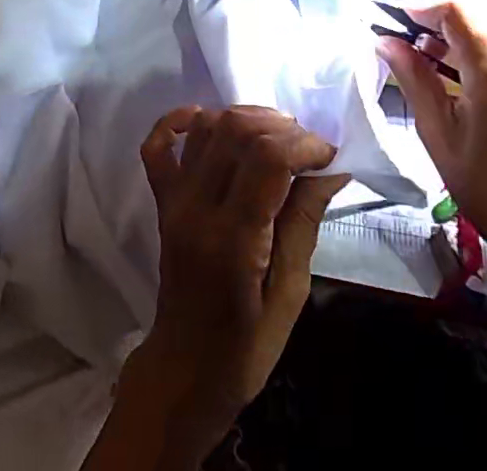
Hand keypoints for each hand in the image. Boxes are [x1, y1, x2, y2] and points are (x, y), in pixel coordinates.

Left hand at [125, 105, 347, 459]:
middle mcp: (195, 208)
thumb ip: (303, 224)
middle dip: (281, 127)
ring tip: (277, 137)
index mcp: (233, 239)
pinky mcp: (161, 201)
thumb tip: (329, 170)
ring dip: (244, 119)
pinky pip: (157, 147)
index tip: (329, 157)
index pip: (267, 159)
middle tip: (308, 148)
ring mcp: (173, 201)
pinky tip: (206, 119)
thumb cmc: (246, 346)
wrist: (183, 368)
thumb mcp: (290, 294)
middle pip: (235, 132)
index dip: (304, 144)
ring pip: (204, 129)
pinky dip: (178, 122)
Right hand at [376, 0, 486, 281]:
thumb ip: (413, 77)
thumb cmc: (483, 186)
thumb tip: (386, 41)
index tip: (406, 19)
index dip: (428, 6)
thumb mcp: (436, 133)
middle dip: (450, 19)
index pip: (463, 10)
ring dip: (478, 35)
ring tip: (452, 61)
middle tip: (423, 41)